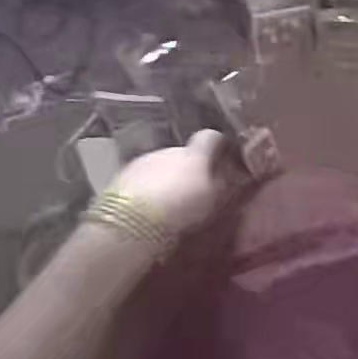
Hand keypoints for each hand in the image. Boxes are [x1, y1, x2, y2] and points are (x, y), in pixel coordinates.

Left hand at [107, 129, 239, 236]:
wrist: (133, 221)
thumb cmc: (181, 210)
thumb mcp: (212, 201)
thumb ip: (223, 184)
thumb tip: (234, 173)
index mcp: (195, 155)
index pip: (212, 137)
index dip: (219, 145)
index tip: (224, 157)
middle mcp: (169, 150)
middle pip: (184, 153)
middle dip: (190, 168)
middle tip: (193, 191)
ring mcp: (144, 160)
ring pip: (162, 164)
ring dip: (167, 177)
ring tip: (168, 202)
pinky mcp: (123, 173)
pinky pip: (143, 176)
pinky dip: (148, 186)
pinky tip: (148, 206)